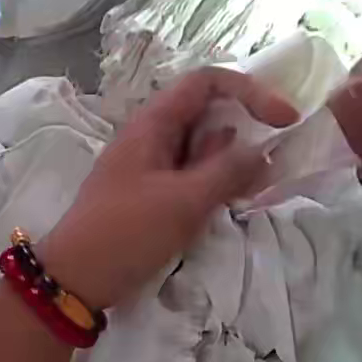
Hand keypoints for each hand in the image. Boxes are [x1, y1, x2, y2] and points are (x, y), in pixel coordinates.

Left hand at [40, 67, 297, 308]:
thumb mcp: (183, 201)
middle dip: (246, 130)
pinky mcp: (152, 195)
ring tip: (258, 186)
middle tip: (273, 164)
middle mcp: (152, 137)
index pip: (207, 82)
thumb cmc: (126, 233)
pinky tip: (233, 201)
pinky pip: (191, 177)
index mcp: (153, 123)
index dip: (251, 91)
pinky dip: (216, 183)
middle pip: (207, 114)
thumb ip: (227, 171)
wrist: (76, 278)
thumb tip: (263, 151)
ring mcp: (151, 166)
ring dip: (233, 161)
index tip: (286, 120)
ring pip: (201, 149)